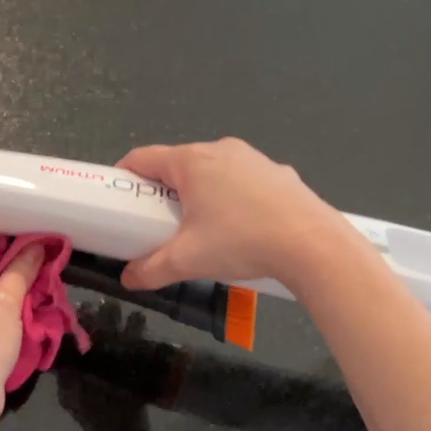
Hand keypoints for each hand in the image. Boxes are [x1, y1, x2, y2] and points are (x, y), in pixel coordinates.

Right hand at [116, 138, 354, 290]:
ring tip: (197, 229)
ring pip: (211, 172)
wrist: (313, 245)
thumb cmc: (240, 242)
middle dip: (161, 191)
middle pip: (177, 165)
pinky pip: (241, 182)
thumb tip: (127, 280)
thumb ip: (150, 270)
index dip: (123, 177)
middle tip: (154, 224)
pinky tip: (237, 229)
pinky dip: (229, 199)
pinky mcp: (279, 174)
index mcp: (192, 162)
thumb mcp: (186, 261)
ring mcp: (254, 159)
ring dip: (196, 195)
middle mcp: (221, 150)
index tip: (117, 200)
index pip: (143, 157)